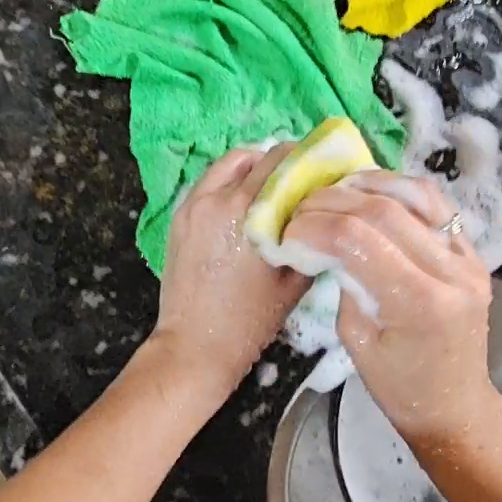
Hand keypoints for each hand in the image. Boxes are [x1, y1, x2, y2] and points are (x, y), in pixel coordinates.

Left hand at [151, 144, 312, 389]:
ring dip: (250, 169)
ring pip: (225, 167)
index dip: (305, 159)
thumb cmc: (249, 319)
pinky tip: (244, 208)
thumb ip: (309, 239)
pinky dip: (228, 185)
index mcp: (246, 210)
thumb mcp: (294, 281)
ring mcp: (191, 206)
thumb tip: (322, 214)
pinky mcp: (178, 219)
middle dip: (278, 163)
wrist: (196, 344)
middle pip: (252, 157)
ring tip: (270, 192)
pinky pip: (208, 186)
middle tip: (297, 180)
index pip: (280, 160)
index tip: (321, 170)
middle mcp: (216, 199)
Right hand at [282, 171, 501, 447]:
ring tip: (332, 191)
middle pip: (383, 210)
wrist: (454, 402)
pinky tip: (369, 192)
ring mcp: (468, 256)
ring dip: (365, 184)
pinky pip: (435, 203)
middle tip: (299, 209)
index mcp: (419, 302)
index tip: (288, 231)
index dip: (315, 226)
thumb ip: (345, 283)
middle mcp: (450, 271)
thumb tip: (324, 242)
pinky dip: (397, 188)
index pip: (358, 239)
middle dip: (331, 202)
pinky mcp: (472, 250)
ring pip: (413, 195)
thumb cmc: (398, 385)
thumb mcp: (356, 340)